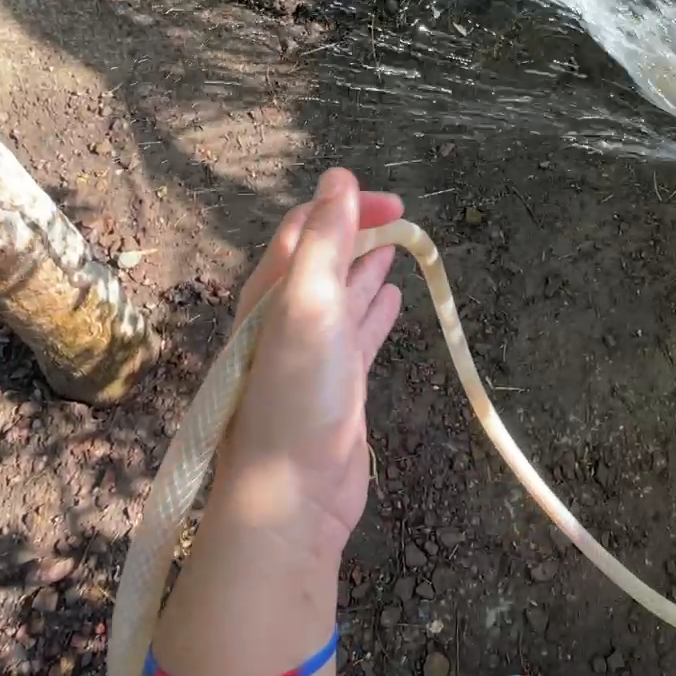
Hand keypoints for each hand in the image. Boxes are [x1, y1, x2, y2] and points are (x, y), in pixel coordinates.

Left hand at [211, 169, 404, 559]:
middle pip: (326, 256)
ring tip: (399, 246)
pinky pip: (360, 332)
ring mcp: (315, 351)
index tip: (393, 203)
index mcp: (272, 292)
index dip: (345, 207)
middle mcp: (289, 316)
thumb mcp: (308, 308)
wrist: (293, 498)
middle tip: (402, 215)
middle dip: (359, 229)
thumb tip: (339, 177)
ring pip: (345, 293)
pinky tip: (394, 297)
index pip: (307, 228)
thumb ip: (324, 243)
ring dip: (367, 265)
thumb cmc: (295, 397)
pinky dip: (376, 310)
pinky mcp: (338, 382)